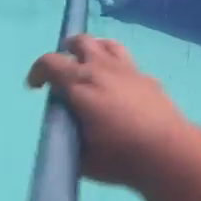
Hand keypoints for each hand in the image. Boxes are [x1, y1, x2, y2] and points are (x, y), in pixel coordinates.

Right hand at [27, 34, 193, 187]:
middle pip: (80, 42)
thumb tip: (67, 133)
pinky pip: (127, 61)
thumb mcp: (83, 157)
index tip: (35, 86)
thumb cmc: (120, 158)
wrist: (166, 152)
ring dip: (94, 49)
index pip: (49, 62)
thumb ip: (70, 139)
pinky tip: (120, 84)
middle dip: (67, 50)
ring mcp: (127, 68)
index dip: (37, 71)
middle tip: (64, 67)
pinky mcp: (146, 76)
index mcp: (79, 83)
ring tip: (91, 62)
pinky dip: (118, 67)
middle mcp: (101, 68)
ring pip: (106, 44)